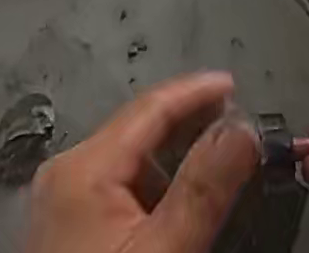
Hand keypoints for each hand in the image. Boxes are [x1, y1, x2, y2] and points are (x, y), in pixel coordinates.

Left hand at [25, 72, 258, 252]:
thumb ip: (204, 188)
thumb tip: (242, 128)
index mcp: (83, 167)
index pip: (152, 106)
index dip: (198, 90)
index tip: (236, 83)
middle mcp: (69, 172)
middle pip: (142, 126)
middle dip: (192, 121)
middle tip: (237, 123)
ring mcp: (66, 199)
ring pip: (134, 154)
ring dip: (178, 151)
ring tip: (220, 155)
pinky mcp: (71, 225)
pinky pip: (124, 183)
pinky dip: (159, 180)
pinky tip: (185, 195)